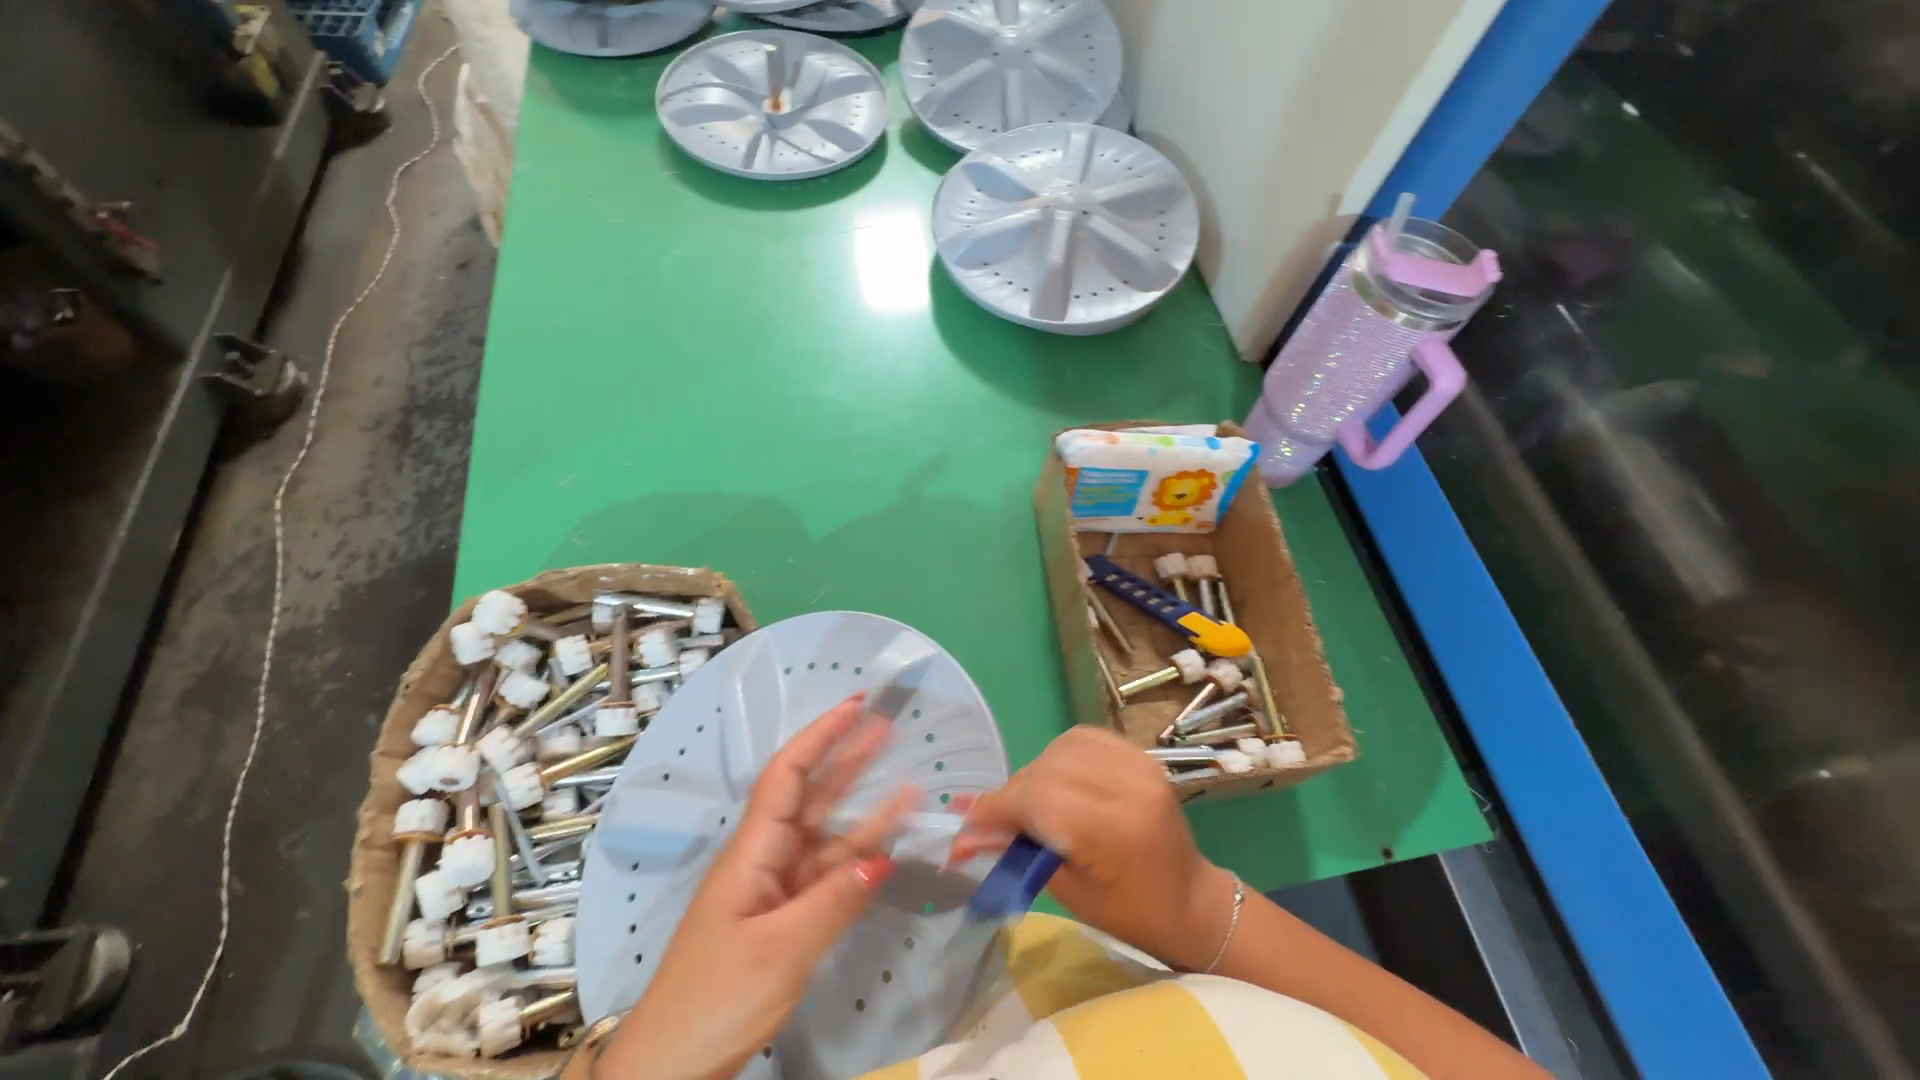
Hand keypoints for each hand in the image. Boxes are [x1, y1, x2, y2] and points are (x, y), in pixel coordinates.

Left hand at [595, 696, 918, 1079]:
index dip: (821, 736)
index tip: (856, 706)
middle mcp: (764, 860)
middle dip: (845, 758)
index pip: (788, 776)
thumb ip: (834, 902)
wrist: (672, 1065)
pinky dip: (857, 861)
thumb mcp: (780, 952)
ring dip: (862, 808)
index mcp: (751, 853)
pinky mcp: (784, 921)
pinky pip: (827, 878)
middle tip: (887, 726)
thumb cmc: (716, 1000)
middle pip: (810, 797)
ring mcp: (775, 892)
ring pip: (825, 837)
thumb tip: (886, 860)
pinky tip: (888, 847)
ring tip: (905, 778)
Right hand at [950, 726, 1235, 972]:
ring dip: (1036, 773)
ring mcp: (1140, 764)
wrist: (1190, 899)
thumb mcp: (1067, 889)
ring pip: (1060, 748)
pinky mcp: (1141, 755)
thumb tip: (963, 831)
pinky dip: (1060, 757)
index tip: (967, 822)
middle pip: (1046, 770)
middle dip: (1013, 794)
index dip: (997, 807)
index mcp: (1116, 830)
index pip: (1040, 799)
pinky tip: (1057, 781)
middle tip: (997, 822)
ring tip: (1032, 804)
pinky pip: (1084, 739)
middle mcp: (1131, 786)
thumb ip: (1018, 850)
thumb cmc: (1130, 911)